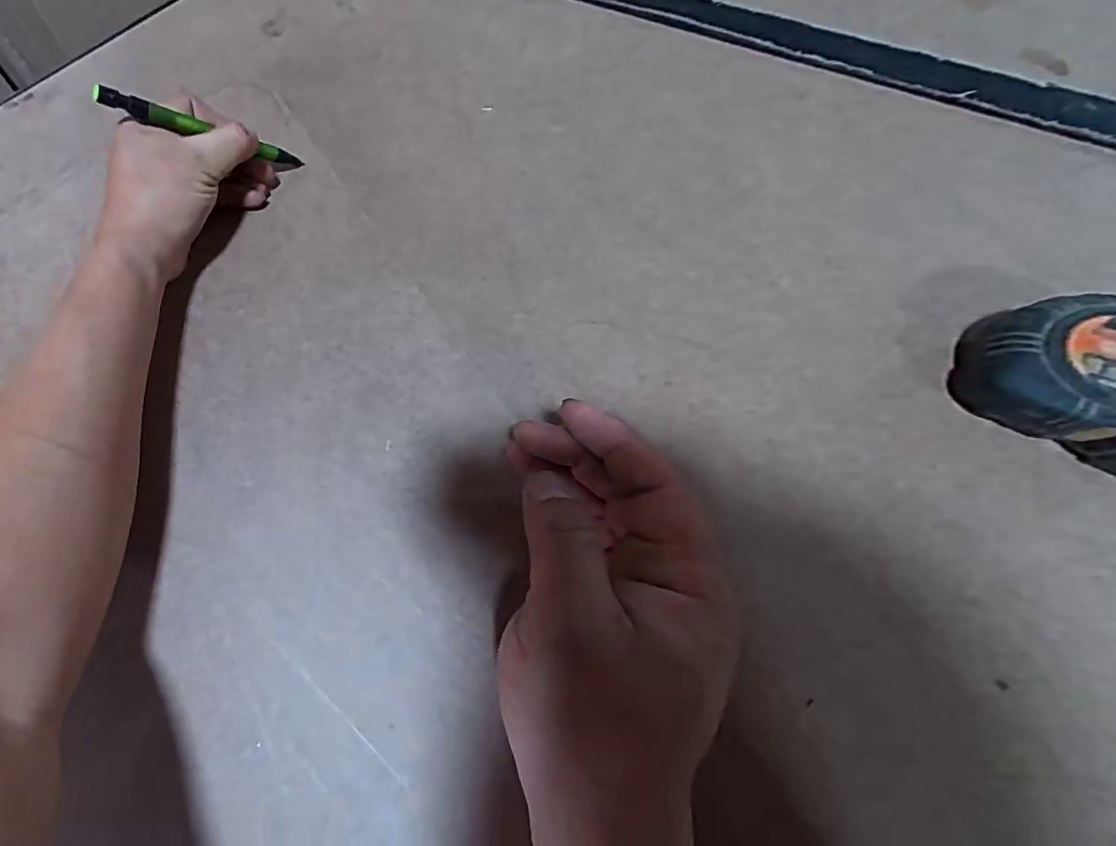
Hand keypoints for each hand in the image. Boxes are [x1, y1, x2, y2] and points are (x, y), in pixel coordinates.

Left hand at [94, 96, 280, 282]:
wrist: (141, 255)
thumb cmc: (164, 199)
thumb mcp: (202, 160)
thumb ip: (233, 140)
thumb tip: (251, 138)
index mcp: (146, 127)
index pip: (193, 111)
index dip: (223, 124)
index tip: (245, 144)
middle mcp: (151, 148)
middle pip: (207, 142)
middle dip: (241, 157)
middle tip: (268, 170)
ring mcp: (163, 179)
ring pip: (211, 168)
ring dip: (242, 177)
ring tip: (268, 188)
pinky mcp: (175, 204)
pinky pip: (208, 189)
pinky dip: (231, 193)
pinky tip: (254, 199)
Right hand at [499, 401, 741, 845]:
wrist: (589, 800)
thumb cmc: (588, 713)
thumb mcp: (571, 619)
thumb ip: (562, 538)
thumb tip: (545, 477)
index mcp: (689, 586)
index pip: (656, 491)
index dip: (614, 444)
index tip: (567, 412)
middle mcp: (672, 584)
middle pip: (630, 497)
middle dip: (580, 458)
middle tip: (525, 433)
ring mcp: (636, 597)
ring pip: (606, 516)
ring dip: (565, 479)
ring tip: (522, 451)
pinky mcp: (602, 608)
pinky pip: (586, 541)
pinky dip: (557, 510)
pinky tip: (533, 493)